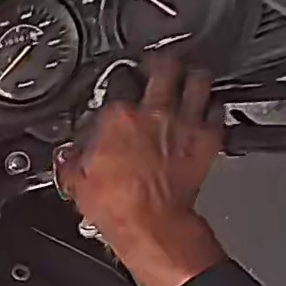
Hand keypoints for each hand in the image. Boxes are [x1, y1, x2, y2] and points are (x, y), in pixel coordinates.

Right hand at [57, 55, 225, 285]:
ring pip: (198, 78)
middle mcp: (153, 112)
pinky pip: (217, 109)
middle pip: (163, 65)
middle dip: (159, 60)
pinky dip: (213, 105)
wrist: (151, 224)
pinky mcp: (207, 139)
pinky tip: (207, 108)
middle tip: (155, 63)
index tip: (116, 84)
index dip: (116, 78)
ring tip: (186, 74)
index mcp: (117, 117)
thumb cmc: (117, 205)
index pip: (117, 80)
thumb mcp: (77, 181)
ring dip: (192, 74)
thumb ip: (71, 159)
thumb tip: (67, 155)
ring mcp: (183, 123)